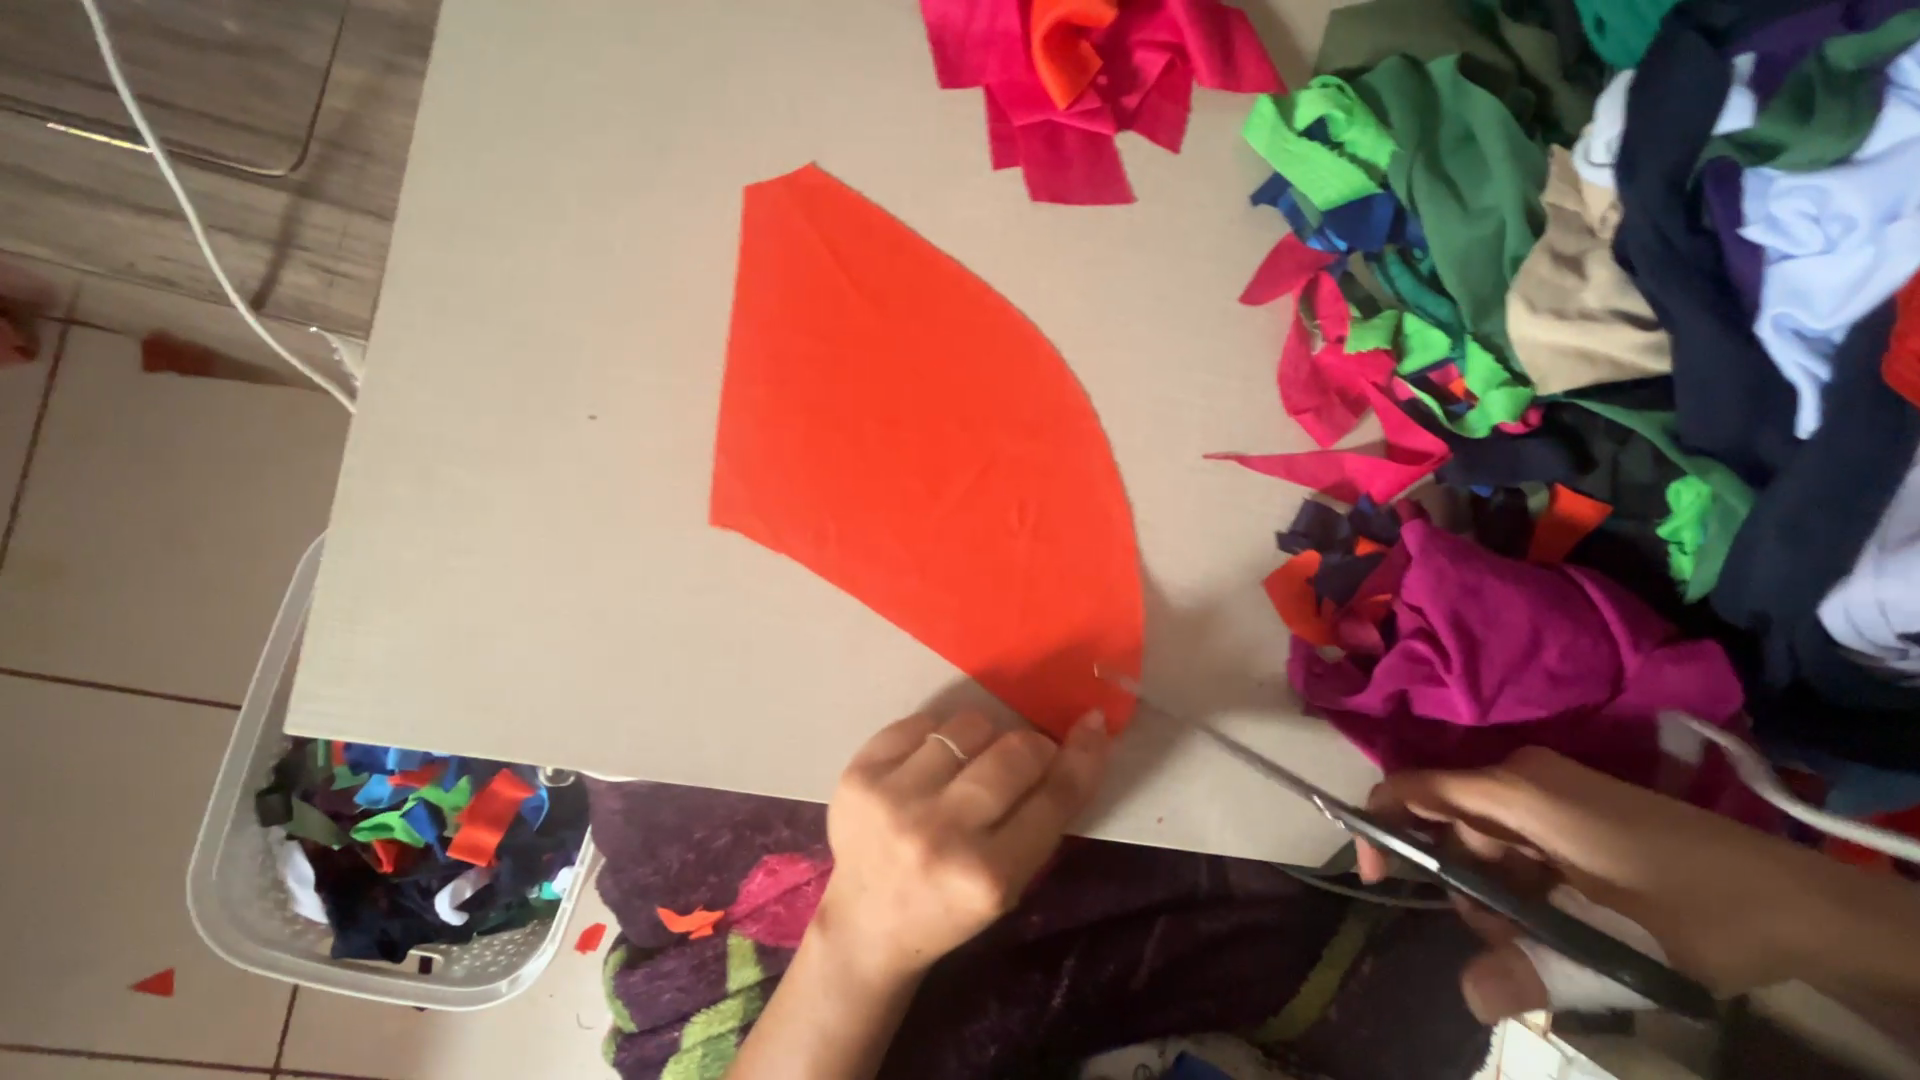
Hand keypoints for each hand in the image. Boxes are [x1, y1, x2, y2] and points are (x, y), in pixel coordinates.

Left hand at [810, 708, 1111, 986]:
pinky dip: (936, 734)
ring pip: (968, 726)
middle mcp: (940, 835)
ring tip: (970, 765)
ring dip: (982, 738)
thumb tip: (1079, 740)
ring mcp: (894, 800)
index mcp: (988, 877)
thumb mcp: (1009, 884)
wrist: (866, 926)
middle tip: (1024, 758)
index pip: (1055, 797)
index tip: (1093, 726)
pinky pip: (920, 722)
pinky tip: (931, 765)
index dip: (1083, 756)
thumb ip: (1042, 820)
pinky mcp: (859, 775)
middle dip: (1030, 747)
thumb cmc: (950, 908)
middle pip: (1014, 752)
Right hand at [1355, 747, 1898, 1022]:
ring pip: (1486, 840)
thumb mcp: (1608, 950)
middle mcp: (1522, 777)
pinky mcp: (1575, 809)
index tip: (1376, 879)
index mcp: (1515, 791)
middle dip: (1463, 886)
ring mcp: (1551, 790)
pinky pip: (1519, 841)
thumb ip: (1527, 971)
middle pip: (1449, 825)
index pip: (1411, 789)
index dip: (1377, 826)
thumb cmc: (1695, 910)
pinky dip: (1526, 885)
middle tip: (1510, 940)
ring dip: (1499, 894)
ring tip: (1553, 939)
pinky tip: (1569, 922)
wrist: (1805, 902)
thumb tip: (1465, 995)